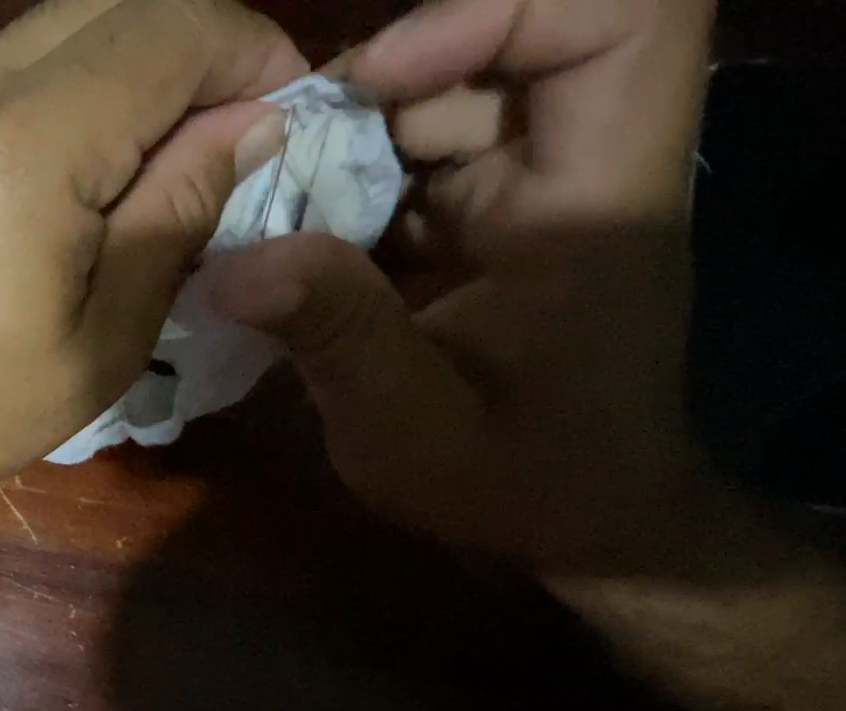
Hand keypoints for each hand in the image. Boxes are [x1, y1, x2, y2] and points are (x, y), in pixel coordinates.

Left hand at [0, 0, 304, 525]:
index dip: (251, 52)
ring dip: (124, 65)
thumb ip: (180, 213)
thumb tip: (250, 123)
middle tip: (227, 128)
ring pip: (53, 27)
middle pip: (114, 2)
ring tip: (154, 153)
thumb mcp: (103, 339)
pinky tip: (72, 165)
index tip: (284, 109)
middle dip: (193, 46)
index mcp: (27, 145)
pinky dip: (57, 90)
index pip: (173, 29)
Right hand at [207, 0, 718, 572]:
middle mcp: (566, 176)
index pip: (616, 19)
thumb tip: (230, 264)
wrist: (567, 523)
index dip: (496, 11)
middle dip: (371, 96)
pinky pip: (401, 179)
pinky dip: (334, 200)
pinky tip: (280, 250)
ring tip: (259, 214)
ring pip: (433, 116)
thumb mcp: (409, 425)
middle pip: (495, 56)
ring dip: (338, 153)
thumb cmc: (513, 483)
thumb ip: (333, 333)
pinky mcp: (473, 234)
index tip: (370, 82)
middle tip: (271, 161)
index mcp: (595, 200)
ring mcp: (518, 202)